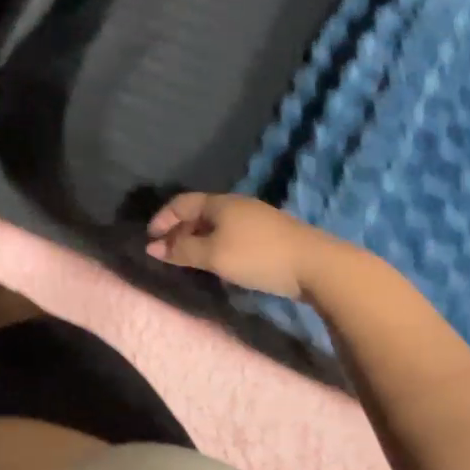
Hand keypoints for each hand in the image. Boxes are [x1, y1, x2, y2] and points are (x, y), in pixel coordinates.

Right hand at [145, 192, 347, 298]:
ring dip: (199, 238)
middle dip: (179, 230)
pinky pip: (234, 233)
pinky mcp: (273, 234)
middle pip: (199, 212)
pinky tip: (221, 260)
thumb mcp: (213, 256)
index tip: (150, 239)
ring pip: (217, 224)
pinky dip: (218, 243)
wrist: (319, 266)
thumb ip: (182, 251)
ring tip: (191, 258)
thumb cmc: (258, 256)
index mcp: (219, 203)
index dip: (162, 219)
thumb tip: (152, 248)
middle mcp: (237, 204)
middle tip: (168, 251)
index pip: (181, 203)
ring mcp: (258, 218)